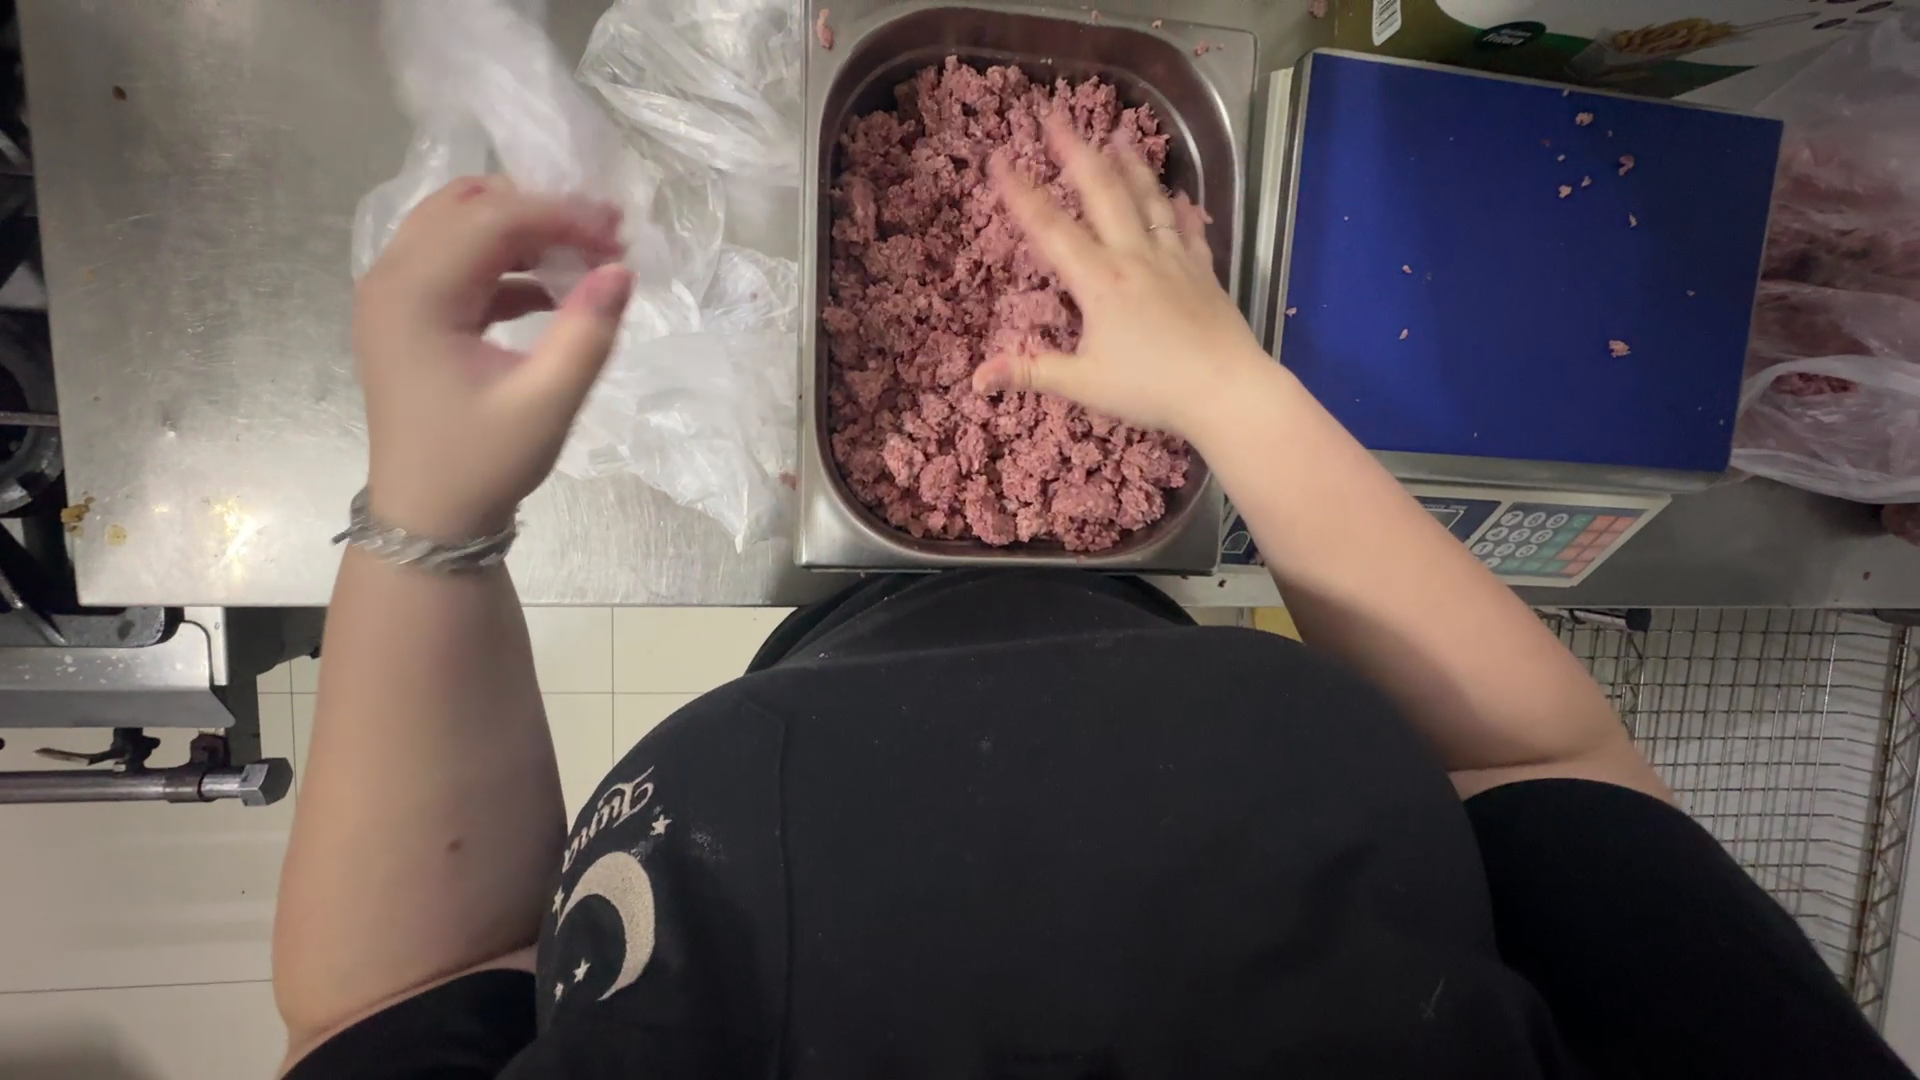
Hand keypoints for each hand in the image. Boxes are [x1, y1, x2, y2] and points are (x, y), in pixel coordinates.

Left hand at [352, 176, 633, 540]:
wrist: (431, 516)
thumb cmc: (483, 463)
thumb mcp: (547, 403)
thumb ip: (587, 334)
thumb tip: (623, 272)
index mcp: (415, 294)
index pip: (493, 220)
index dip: (562, 217)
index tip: (621, 235)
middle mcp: (393, 279)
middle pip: (467, 207)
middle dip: (541, 210)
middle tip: (605, 233)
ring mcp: (396, 297)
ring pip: (460, 229)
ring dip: (526, 233)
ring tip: (588, 255)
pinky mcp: (412, 318)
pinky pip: (460, 266)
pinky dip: (510, 266)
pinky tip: (555, 291)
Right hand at [972, 114, 1269, 437]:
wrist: (1225, 389)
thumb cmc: (1150, 389)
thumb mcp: (1084, 384)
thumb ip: (1031, 373)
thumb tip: (977, 379)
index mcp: (1100, 281)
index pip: (1051, 229)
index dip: (1022, 194)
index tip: (999, 160)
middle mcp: (1135, 256)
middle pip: (1103, 192)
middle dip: (1076, 152)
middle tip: (1056, 117)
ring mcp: (1174, 259)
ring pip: (1148, 199)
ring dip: (1130, 165)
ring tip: (1119, 135)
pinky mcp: (1203, 271)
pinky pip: (1190, 229)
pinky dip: (1180, 208)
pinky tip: (1179, 194)